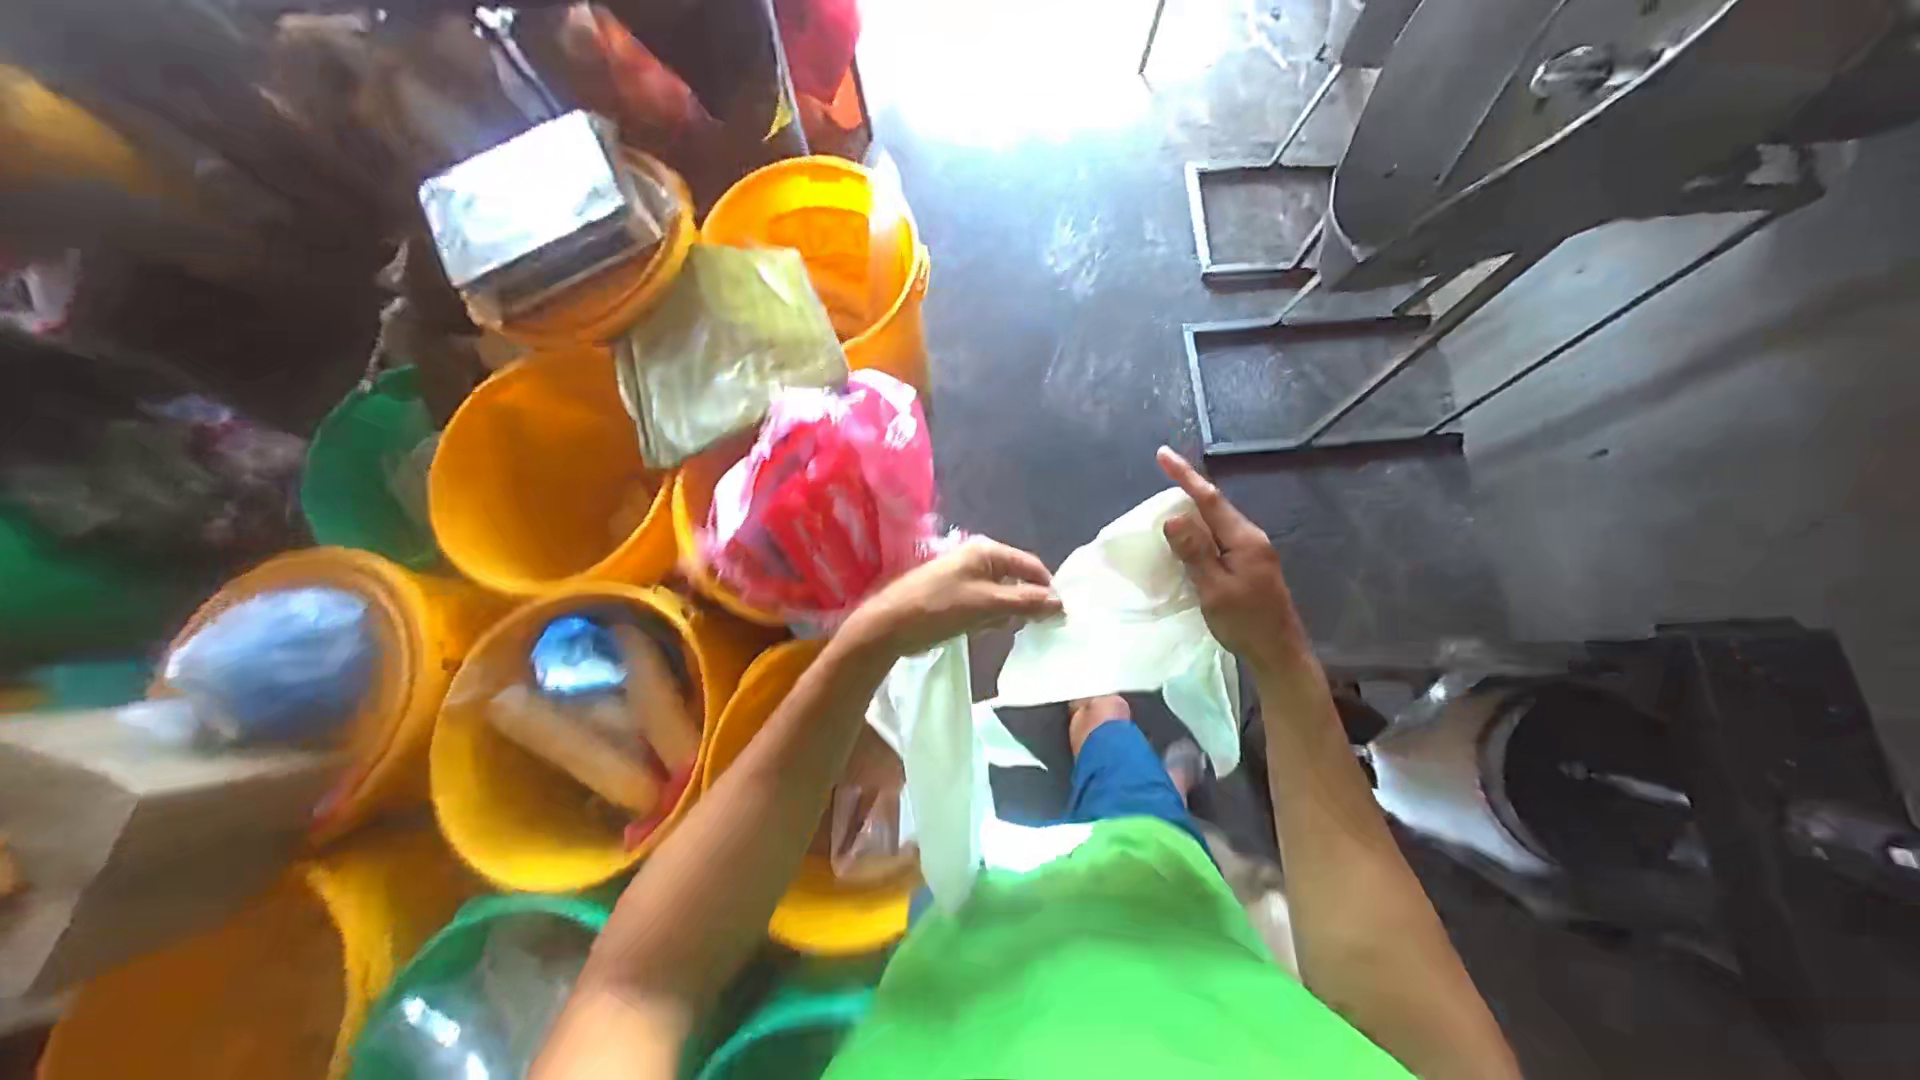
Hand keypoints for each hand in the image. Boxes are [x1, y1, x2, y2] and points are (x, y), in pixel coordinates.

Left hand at [841, 537, 1062, 659]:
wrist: (888, 625)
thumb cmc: (940, 609)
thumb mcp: (987, 605)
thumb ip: (1026, 602)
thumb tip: (1060, 602)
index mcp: (987, 551)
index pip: (1030, 565)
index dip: (1046, 589)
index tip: (1056, 616)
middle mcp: (977, 558)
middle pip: (1016, 579)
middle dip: (1023, 603)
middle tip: (1025, 626)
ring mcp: (963, 576)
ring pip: (999, 594)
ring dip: (1003, 613)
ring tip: (993, 628)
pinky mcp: (952, 594)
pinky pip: (982, 604)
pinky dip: (986, 617)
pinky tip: (976, 630)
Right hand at [1156, 446, 1309, 670]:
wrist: (1279, 653)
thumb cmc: (1245, 622)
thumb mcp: (1214, 588)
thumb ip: (1195, 551)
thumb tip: (1174, 517)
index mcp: (1244, 539)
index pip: (1210, 499)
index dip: (1185, 476)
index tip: (1163, 455)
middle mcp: (1251, 538)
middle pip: (1215, 507)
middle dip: (1188, 491)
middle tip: (1161, 480)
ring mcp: (1252, 552)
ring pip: (1217, 524)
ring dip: (1193, 514)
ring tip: (1167, 509)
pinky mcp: (1249, 566)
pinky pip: (1219, 539)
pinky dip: (1200, 534)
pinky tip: (1187, 542)